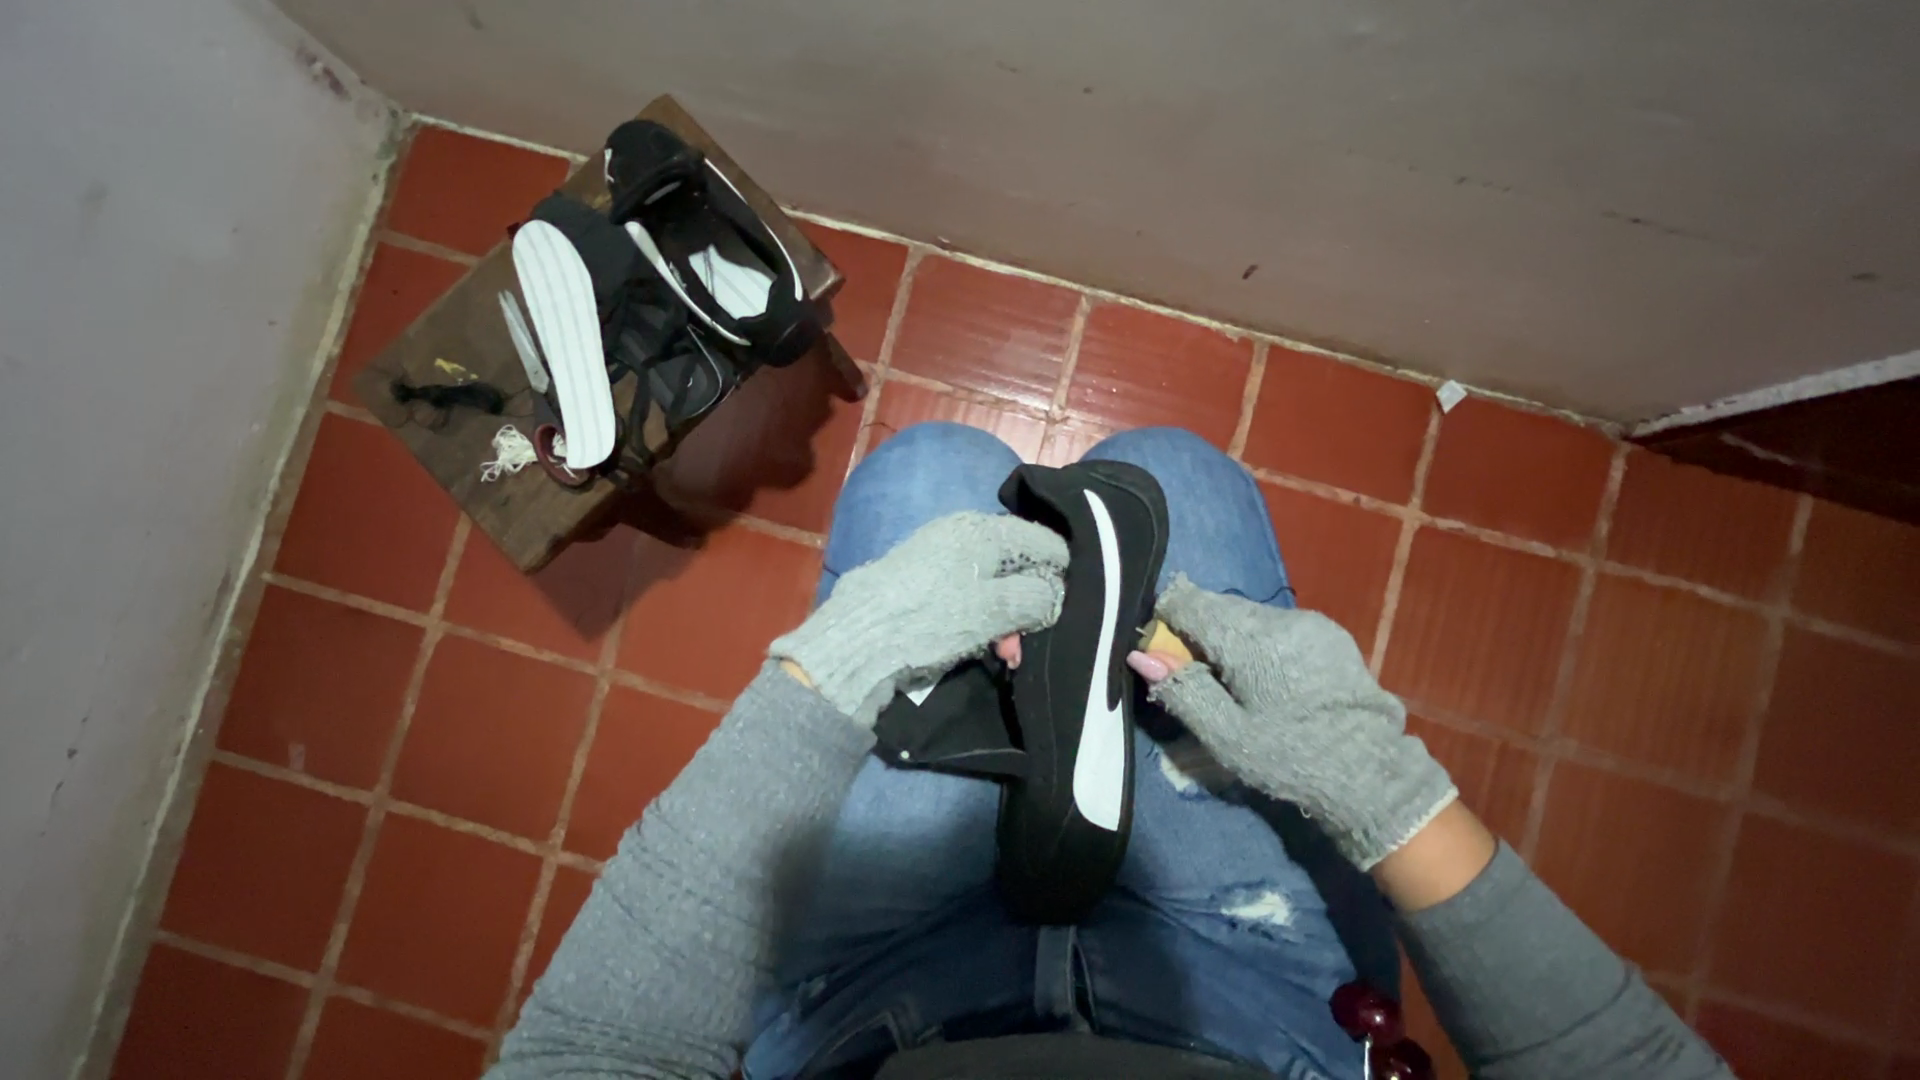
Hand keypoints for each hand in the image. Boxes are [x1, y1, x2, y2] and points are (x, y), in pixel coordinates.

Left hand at [769, 512, 1067, 726]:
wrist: (858, 641)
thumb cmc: (932, 618)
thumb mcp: (994, 610)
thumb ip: (1034, 597)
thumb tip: (1054, 591)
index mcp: (981, 528)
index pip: (1040, 538)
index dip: (1061, 569)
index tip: (1070, 601)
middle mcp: (959, 532)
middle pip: (1014, 563)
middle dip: (1028, 604)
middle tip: (1027, 643)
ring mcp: (935, 554)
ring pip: (989, 583)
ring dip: (1005, 619)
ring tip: (1004, 655)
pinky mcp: (918, 578)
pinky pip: (964, 592)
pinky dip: (979, 617)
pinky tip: (979, 644)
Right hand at [1128, 576, 1456, 869]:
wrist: (1372, 777)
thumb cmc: (1289, 759)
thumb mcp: (1225, 735)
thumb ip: (1181, 688)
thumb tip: (1139, 653)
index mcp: (1251, 639)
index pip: (1188, 603)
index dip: (1165, 622)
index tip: (1162, 654)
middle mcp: (1280, 617)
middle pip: (1218, 607)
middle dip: (1197, 632)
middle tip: (1195, 675)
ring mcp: (1309, 622)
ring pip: (1246, 615)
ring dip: (1228, 637)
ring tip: (1232, 681)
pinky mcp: (1329, 634)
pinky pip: (1275, 625)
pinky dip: (1257, 641)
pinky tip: (1266, 678)